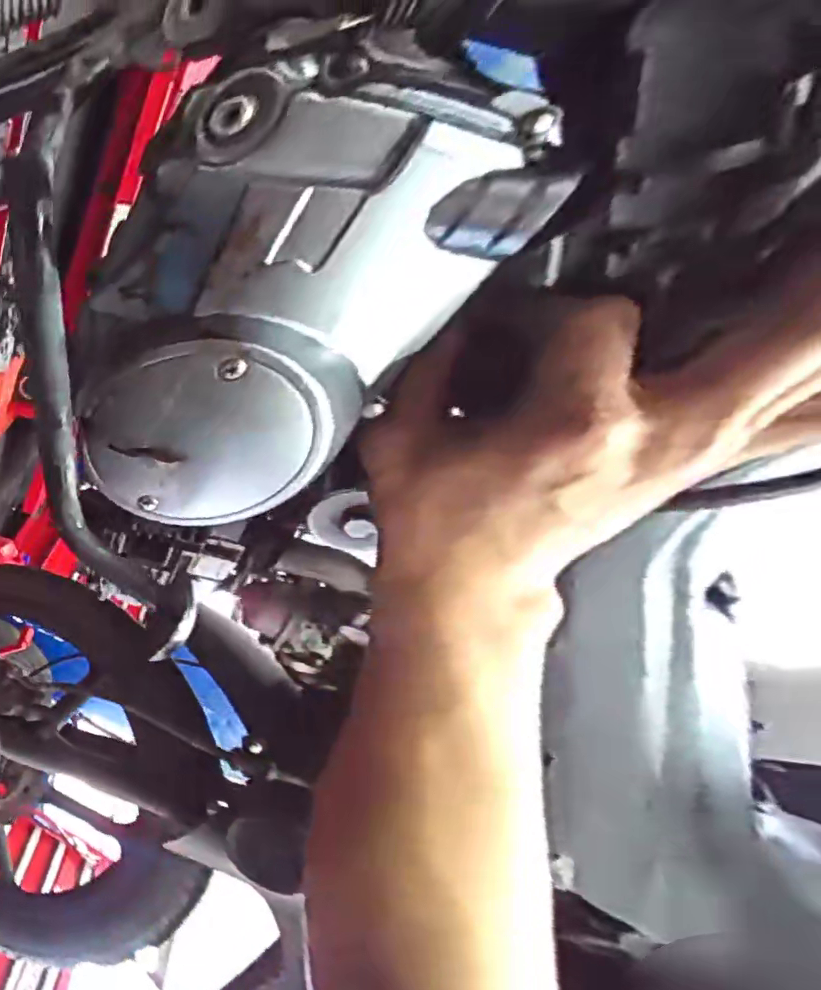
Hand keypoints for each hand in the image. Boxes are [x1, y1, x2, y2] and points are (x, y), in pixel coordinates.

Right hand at [364, 260, 820, 607]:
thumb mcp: (399, 442)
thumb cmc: (436, 521)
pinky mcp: (699, 466)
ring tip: (799, 277)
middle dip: (797, 273)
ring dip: (808, 321)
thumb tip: (456, 332)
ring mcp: (694, 449)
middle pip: (787, 326)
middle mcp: (658, 431)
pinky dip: (814, 390)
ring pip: (811, 374)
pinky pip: (802, 422)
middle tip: (794, 220)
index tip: (502, 318)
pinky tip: (801, 370)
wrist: (468, 580)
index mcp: (575, 421)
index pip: (592, 319)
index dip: (542, 304)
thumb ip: (426, 375)